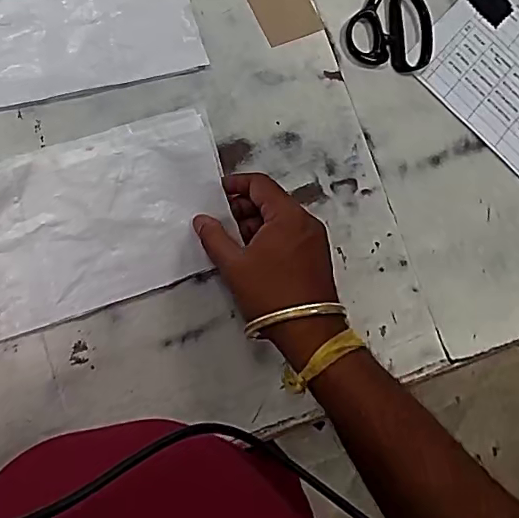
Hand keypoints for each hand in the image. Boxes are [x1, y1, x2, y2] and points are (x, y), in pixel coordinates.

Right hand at [193, 173, 345, 368]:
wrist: (309, 333)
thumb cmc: (274, 297)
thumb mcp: (234, 265)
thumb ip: (214, 237)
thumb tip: (203, 221)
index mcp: (288, 216)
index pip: (260, 184)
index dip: (236, 184)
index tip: (219, 192)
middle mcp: (305, 222)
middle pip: (271, 199)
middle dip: (243, 206)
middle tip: (220, 219)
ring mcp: (313, 238)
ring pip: (279, 217)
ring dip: (255, 222)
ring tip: (232, 239)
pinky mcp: (315, 254)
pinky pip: (289, 232)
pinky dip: (269, 235)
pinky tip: (251, 252)